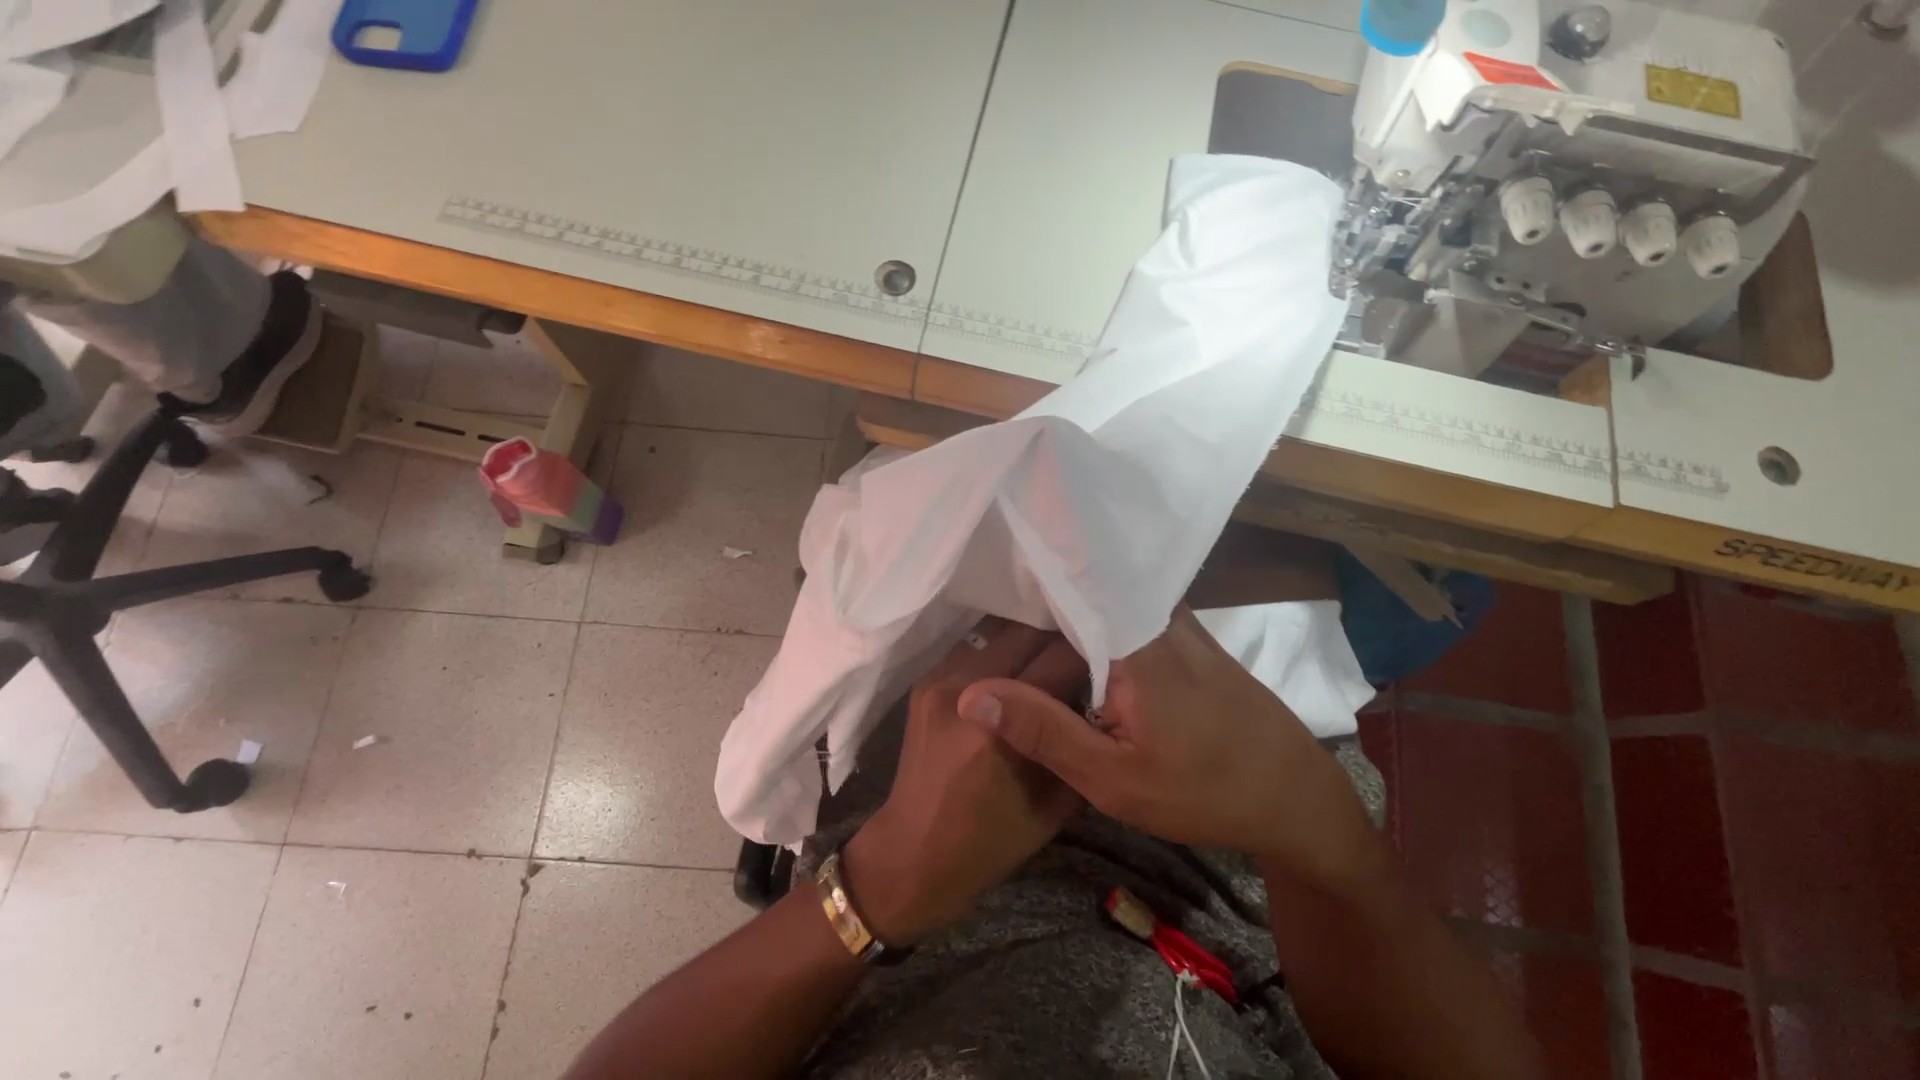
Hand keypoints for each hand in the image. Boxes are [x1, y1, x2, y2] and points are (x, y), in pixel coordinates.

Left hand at [840, 619, 1087, 944]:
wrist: (915, 851)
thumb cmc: (994, 839)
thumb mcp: (1059, 800)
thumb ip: (1079, 740)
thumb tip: (1103, 693)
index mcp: (1002, 727)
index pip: (1063, 658)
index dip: (1095, 652)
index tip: (1116, 655)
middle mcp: (967, 691)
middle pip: (1029, 632)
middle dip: (1064, 632)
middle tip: (1090, 642)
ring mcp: (941, 680)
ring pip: (1000, 629)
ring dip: (1032, 634)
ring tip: (1057, 646)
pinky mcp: (926, 680)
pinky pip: (975, 645)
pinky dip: (1004, 646)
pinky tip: (1023, 659)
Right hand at [958, 607, 1385, 894]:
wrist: (1294, 796)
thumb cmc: (1204, 792)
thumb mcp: (1114, 778)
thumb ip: (1044, 732)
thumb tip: (973, 697)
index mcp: (1134, 639)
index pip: (1069, 581)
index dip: (1024, 573)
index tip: (983, 568)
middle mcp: (1157, 615)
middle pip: (1085, 587)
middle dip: (1038, 590)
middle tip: (987, 593)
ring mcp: (1177, 624)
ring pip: (1107, 602)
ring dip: (1067, 608)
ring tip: (1013, 610)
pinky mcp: (1187, 640)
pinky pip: (1129, 617)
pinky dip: (1096, 625)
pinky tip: (1066, 642)